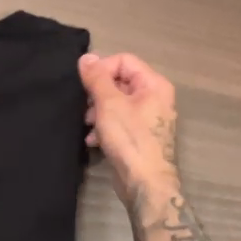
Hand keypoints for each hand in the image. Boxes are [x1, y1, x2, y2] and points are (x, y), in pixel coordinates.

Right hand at [78, 52, 180, 197]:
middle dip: (98, 93)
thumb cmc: (129, 139)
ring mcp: (148, 117)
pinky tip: (93, 139)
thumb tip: (86, 57)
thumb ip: (97, 78)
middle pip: (119, 81)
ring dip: (97, 111)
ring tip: (88, 125)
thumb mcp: (109, 104)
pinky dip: (104, 126)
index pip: (123, 61)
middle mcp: (155, 97)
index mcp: (154, 84)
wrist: (145, 183)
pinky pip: (119, 120)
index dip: (102, 69)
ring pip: (116, 102)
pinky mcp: (139, 135)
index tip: (86, 86)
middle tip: (85, 107)